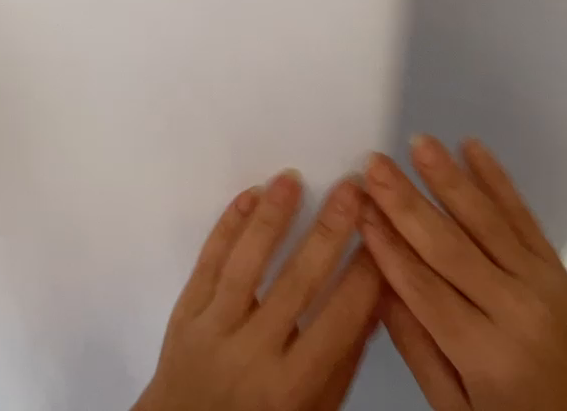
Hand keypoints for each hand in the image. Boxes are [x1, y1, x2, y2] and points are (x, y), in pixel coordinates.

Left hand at [135, 171, 383, 410]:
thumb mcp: (312, 409)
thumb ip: (343, 359)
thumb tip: (379, 299)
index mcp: (291, 386)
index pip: (338, 320)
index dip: (364, 273)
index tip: (382, 231)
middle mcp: (252, 354)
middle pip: (296, 283)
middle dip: (328, 231)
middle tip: (351, 188)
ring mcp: (212, 330)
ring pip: (245, 264)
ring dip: (271, 217)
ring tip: (291, 178)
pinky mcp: (184, 313)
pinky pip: (207, 263)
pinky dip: (227, 227)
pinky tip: (248, 195)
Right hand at [357, 137, 566, 410]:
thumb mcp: (459, 408)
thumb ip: (417, 348)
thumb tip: (377, 291)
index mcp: (486, 355)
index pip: (424, 289)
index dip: (388, 247)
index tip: (360, 212)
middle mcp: (515, 311)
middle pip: (450, 246)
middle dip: (406, 202)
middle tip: (375, 167)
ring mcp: (539, 281)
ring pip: (486, 219)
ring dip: (448, 177)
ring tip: (418, 144)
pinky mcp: (553, 262)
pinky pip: (521, 213)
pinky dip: (496, 178)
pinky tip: (472, 148)